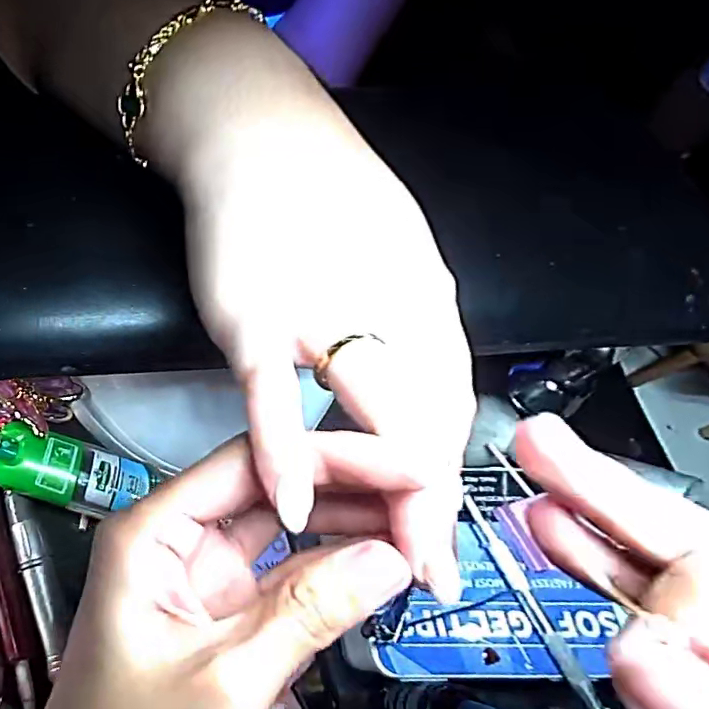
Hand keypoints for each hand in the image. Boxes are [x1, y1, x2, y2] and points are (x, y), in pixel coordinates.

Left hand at [0, 431, 415, 708]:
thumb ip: (307, 614)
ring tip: (419, 526)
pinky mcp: (223, 604)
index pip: (248, 463)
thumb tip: (388, 557)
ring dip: (348, 524)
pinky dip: (331, 568)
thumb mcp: (227, 680)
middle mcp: (176, 537)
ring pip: (285, 525)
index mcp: (152, 532)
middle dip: (349, 488)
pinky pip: (283, 570)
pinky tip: (379, 562)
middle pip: (271, 486)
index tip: (402, 468)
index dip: (328, 458)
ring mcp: (202, 570)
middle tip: (426, 498)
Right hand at [182, 123, 472, 602]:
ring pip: (372, 416)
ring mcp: (322, 314)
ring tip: (392, 564)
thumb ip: (399, 321)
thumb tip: (402, 383)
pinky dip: (286, 454)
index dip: (451, 477)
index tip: (445, 532)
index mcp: (427, 300)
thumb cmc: (317, 193)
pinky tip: (293, 503)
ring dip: (384, 499)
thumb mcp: (385, 254)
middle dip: (433, 508)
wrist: (257, 134)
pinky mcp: (259, 316)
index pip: (451, 405)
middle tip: (433, 574)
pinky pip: (276, 397)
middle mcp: (392, 311)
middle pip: (428, 423)